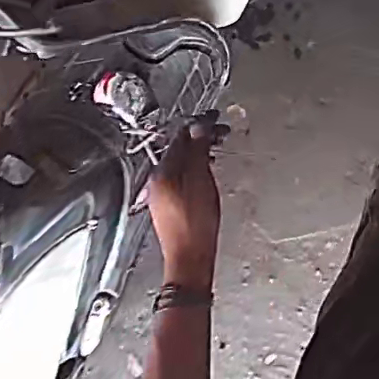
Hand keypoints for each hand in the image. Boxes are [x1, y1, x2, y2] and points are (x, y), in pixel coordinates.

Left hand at [147, 114, 224, 288]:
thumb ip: (198, 152)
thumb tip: (199, 128)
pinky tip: (207, 168)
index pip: (180, 137)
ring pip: (181, 161)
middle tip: (220, 131)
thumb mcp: (201, 181)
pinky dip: (196, 165)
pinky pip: (182, 174)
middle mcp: (157, 180)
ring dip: (199, 150)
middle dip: (200, 137)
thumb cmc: (196, 224)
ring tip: (217, 145)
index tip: (215, 119)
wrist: (190, 259)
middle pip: (180, 149)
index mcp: (162, 172)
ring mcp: (162, 193)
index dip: (199, 124)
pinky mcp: (170, 204)